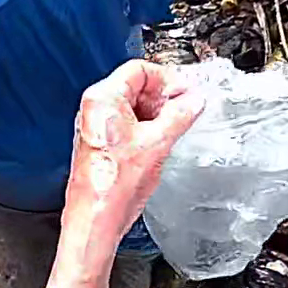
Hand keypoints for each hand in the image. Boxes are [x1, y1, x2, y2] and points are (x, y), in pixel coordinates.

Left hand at [34, 60, 204, 287]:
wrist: (96, 219)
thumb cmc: (113, 186)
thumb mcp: (158, 144)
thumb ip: (180, 115)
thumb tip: (193, 100)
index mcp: (102, 100)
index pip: (139, 69)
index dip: (167, 78)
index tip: (185, 92)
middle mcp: (93, 110)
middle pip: (134, 86)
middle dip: (162, 97)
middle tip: (182, 110)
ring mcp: (94, 128)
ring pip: (130, 108)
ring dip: (154, 115)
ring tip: (171, 131)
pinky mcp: (98, 146)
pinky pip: (124, 127)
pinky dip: (143, 130)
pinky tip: (156, 146)